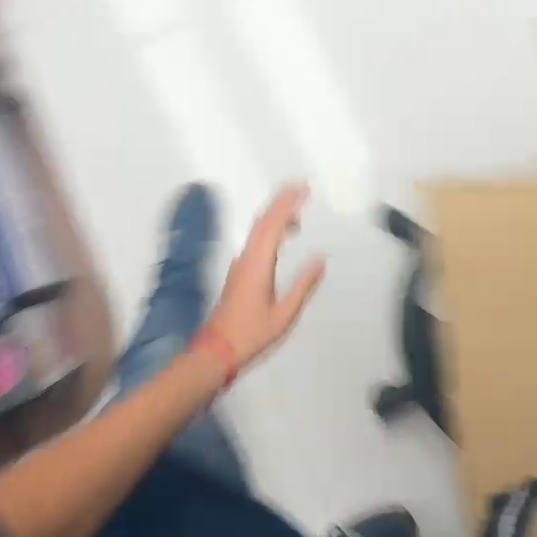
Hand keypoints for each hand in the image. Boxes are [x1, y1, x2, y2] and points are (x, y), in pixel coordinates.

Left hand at [205, 182, 325, 367]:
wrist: (216, 349)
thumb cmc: (252, 334)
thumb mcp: (284, 314)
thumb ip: (302, 285)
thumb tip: (319, 258)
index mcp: (258, 264)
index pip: (274, 225)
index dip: (288, 203)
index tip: (303, 189)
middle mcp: (247, 258)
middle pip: (263, 221)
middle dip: (281, 201)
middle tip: (301, 187)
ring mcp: (240, 264)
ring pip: (257, 230)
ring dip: (276, 216)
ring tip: (298, 213)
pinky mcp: (238, 272)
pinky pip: (255, 241)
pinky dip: (270, 230)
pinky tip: (282, 237)